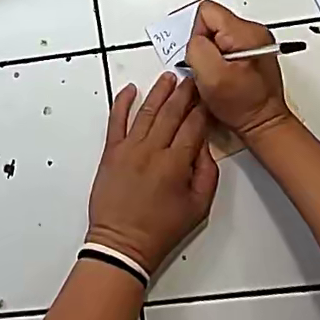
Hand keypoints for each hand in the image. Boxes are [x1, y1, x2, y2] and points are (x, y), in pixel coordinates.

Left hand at [86, 73, 218, 275]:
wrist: (122, 242)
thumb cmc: (159, 229)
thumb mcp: (198, 206)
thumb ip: (207, 173)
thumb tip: (205, 147)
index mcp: (175, 164)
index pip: (193, 126)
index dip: (203, 108)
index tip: (208, 96)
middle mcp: (151, 150)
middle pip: (171, 113)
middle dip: (184, 93)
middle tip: (192, 79)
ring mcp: (129, 148)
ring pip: (146, 111)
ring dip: (159, 92)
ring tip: (169, 77)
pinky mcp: (111, 151)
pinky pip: (116, 120)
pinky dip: (121, 102)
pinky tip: (129, 90)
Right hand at [182, 1, 295, 138]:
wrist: (263, 122)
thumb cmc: (244, 104)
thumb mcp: (210, 76)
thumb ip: (197, 47)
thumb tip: (195, 38)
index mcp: (246, 34)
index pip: (206, 12)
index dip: (197, 36)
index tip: (206, 58)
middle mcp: (254, 33)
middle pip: (211, 22)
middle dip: (204, 45)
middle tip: (213, 68)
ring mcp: (254, 41)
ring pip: (215, 34)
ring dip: (212, 54)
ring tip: (221, 74)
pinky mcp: (252, 51)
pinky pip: (223, 44)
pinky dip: (220, 59)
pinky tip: (226, 75)